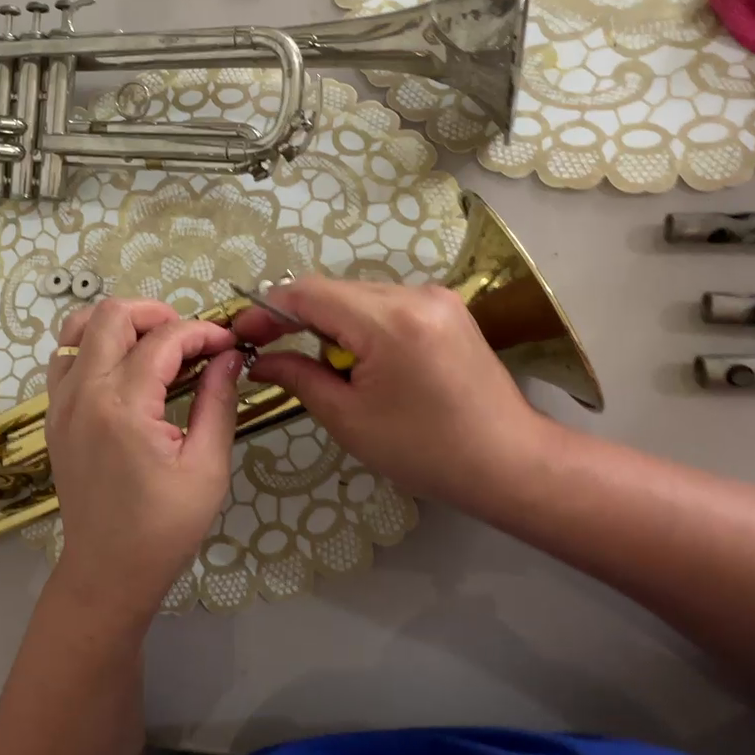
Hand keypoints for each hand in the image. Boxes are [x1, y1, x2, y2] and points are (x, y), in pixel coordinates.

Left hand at [43, 299, 245, 620]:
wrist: (107, 571)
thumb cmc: (164, 528)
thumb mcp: (206, 468)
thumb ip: (218, 402)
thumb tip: (230, 356)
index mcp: (123, 406)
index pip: (163, 339)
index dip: (202, 332)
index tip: (228, 344)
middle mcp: (83, 392)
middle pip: (110, 315)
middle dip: (156, 313)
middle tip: (191, 338)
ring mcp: (60, 401)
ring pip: (78, 327)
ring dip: (120, 323)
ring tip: (157, 345)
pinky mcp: (54, 414)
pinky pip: (66, 356)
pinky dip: (94, 345)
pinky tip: (126, 368)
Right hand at [233, 278, 548, 504]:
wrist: (511, 463)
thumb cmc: (425, 450)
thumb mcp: (348, 418)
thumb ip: (298, 376)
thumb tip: (257, 359)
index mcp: (389, 321)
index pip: (309, 294)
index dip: (268, 309)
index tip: (242, 333)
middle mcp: (414, 294)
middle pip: (332, 291)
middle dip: (296, 318)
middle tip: (267, 350)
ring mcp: (435, 297)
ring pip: (358, 296)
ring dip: (329, 323)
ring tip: (321, 365)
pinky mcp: (447, 308)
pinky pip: (385, 304)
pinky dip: (360, 325)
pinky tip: (359, 360)